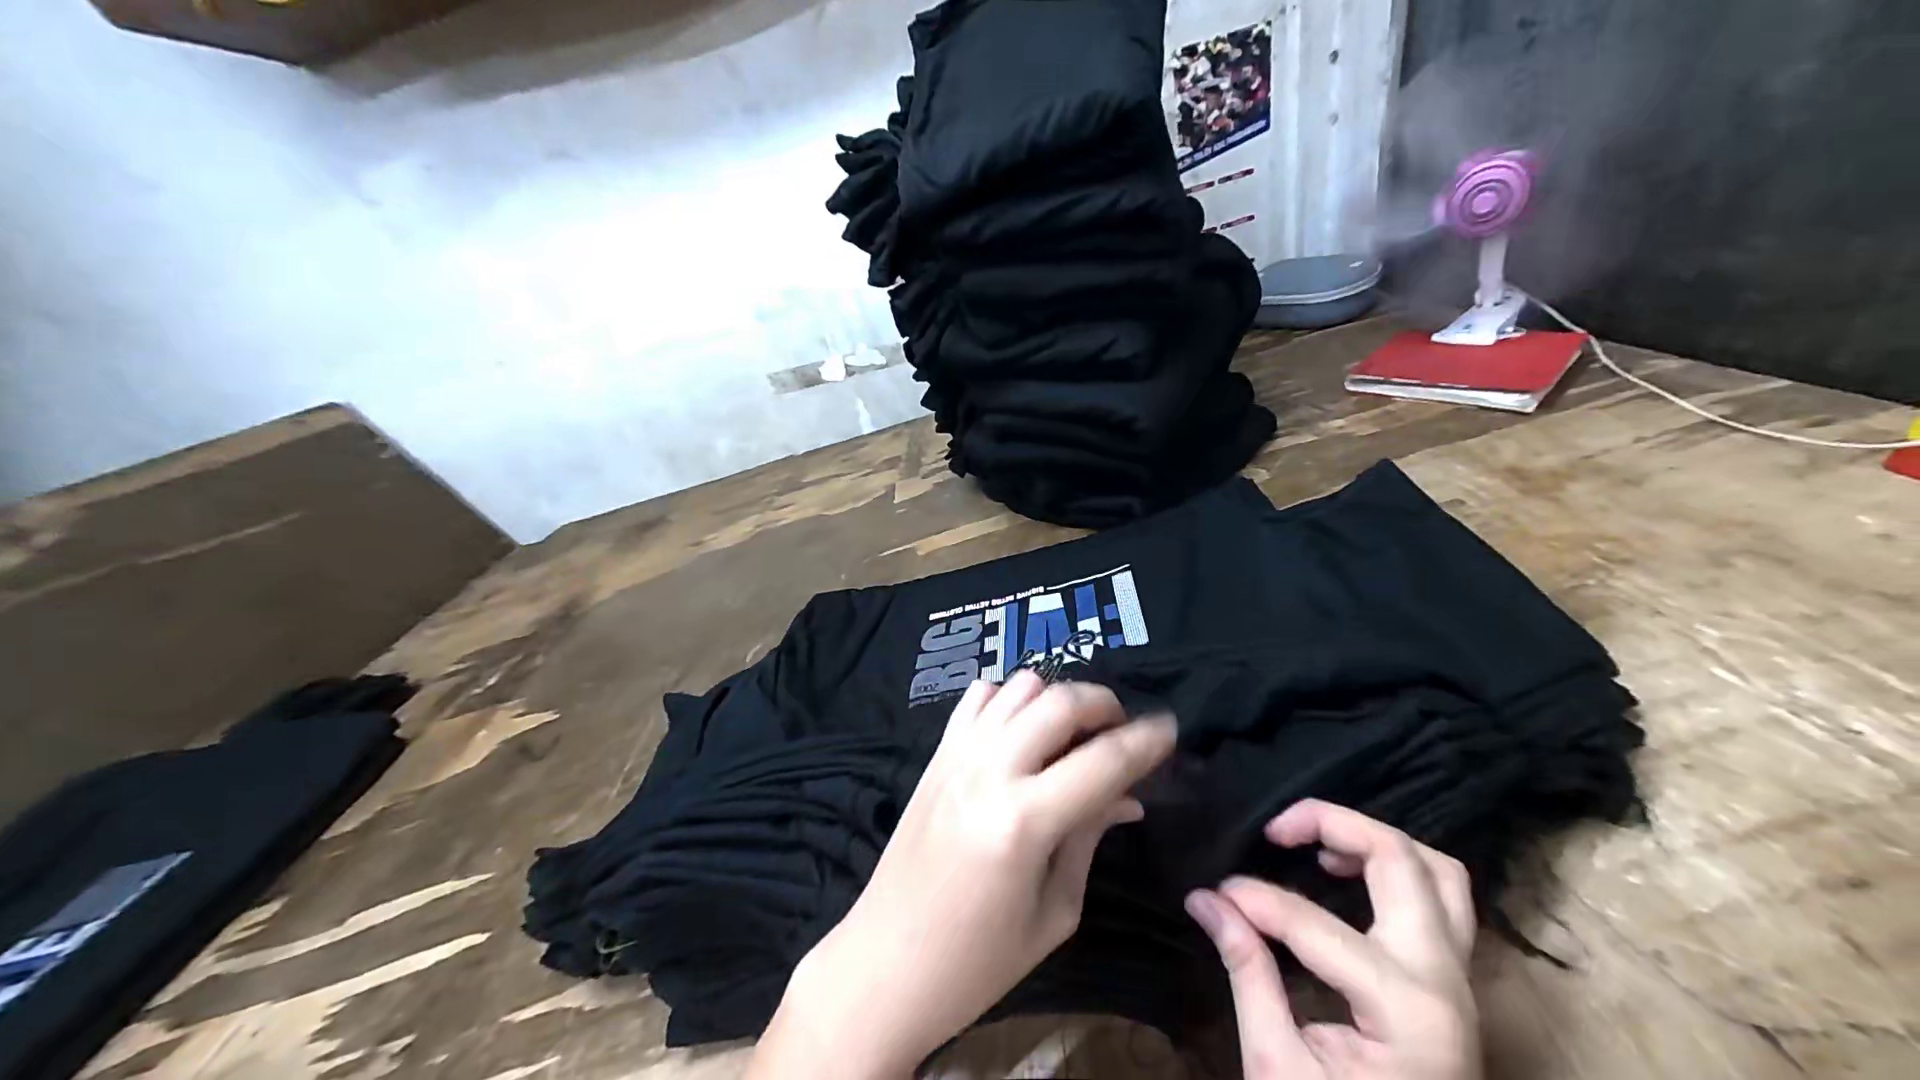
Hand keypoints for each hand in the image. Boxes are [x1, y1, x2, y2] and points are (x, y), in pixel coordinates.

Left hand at [747, 671, 1175, 1079]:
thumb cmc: (979, 960)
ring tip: (1075, 731)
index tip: (1170, 729)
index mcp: (1024, 822)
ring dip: (1057, 697)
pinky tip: (1023, 728)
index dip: (1147, 741)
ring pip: (1018, 687)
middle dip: (1104, 704)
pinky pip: (977, 697)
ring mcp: (956, 756)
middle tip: (1124, 729)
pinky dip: (1010, 697)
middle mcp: (988, 771)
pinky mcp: (935, 755)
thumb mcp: (1054, 911)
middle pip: (1060, 702)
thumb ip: (1089, 837)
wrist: (886, 961)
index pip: (1104, 760)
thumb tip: (1128, 795)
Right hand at [1184, 800, 1480, 1079]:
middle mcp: (1446, 982)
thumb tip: (1204, 900)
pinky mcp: (1454, 984)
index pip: (1316, 926)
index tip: (1213, 895)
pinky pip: (1442, 899)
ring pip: (1439, 872)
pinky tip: (1347, 873)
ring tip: (1317, 842)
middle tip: (1276, 828)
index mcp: (1408, 1013)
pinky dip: (1396, 868)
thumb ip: (1247, 971)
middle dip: (1333, 824)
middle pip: (1401, 861)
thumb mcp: (1277, 1065)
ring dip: (1375, 841)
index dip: (1254, 901)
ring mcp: (1460, 981)